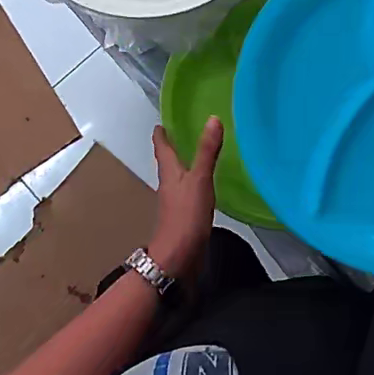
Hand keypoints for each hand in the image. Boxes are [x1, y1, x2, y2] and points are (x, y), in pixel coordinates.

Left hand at [148, 117, 221, 279]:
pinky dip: (194, 183)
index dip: (161, 134)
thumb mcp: (200, 180)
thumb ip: (207, 151)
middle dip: (172, 148)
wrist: (179, 255)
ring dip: (183, 166)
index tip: (161, 123)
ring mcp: (176, 201)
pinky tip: (204, 185)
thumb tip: (213, 119)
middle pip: (168, 162)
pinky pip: (189, 192)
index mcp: (169, 172)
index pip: (162, 148)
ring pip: (178, 177)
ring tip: (194, 156)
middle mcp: (169, 184)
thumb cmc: (186, 215)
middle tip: (180, 134)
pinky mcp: (185, 215)